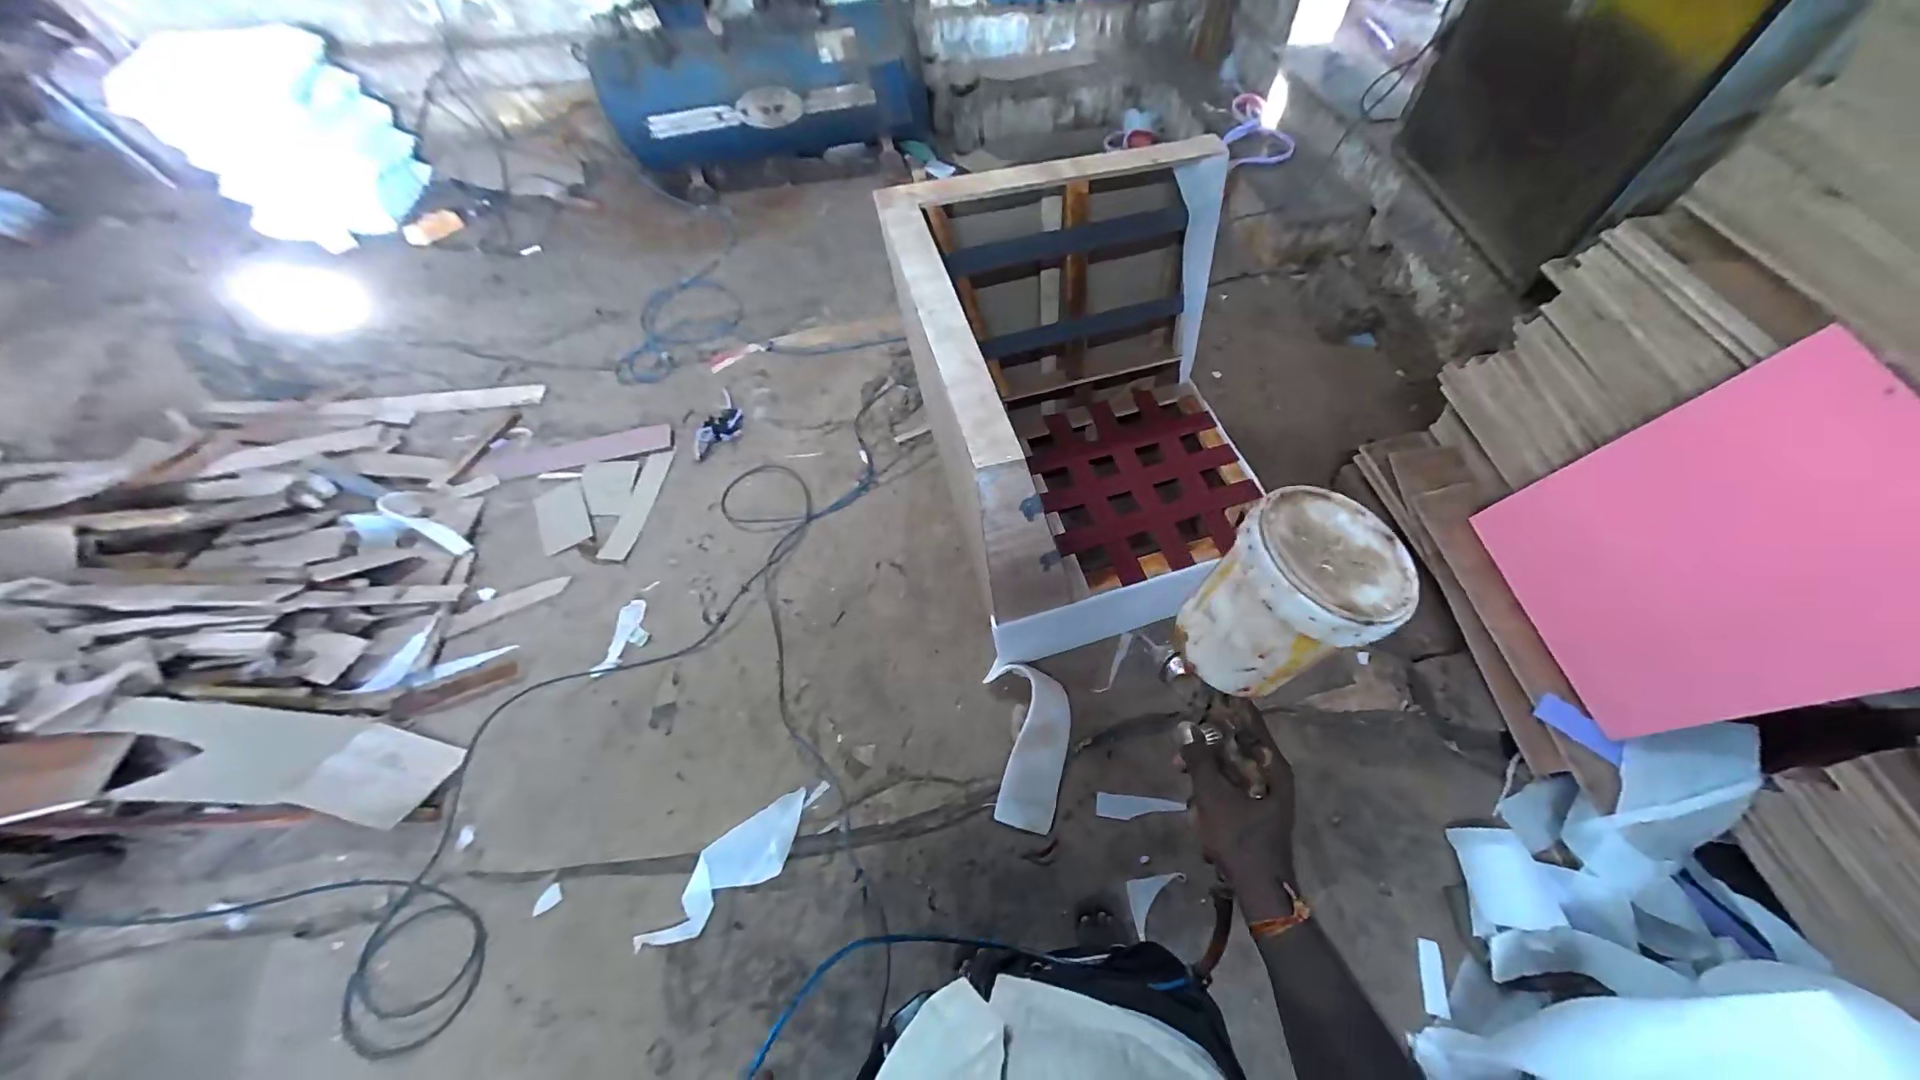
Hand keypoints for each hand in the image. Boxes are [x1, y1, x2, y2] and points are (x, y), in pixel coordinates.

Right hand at [1178, 694, 1298, 917]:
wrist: (1259, 888)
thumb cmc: (1239, 838)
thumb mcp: (1212, 795)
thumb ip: (1198, 759)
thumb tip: (1185, 726)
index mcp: (1273, 766)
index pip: (1252, 722)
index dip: (1228, 706)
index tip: (1205, 693)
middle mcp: (1275, 775)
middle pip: (1238, 744)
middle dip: (1207, 745)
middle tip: (1181, 748)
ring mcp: (1267, 794)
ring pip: (1232, 767)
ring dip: (1206, 769)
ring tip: (1182, 775)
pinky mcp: (1257, 810)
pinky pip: (1232, 786)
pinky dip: (1214, 787)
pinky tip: (1196, 801)